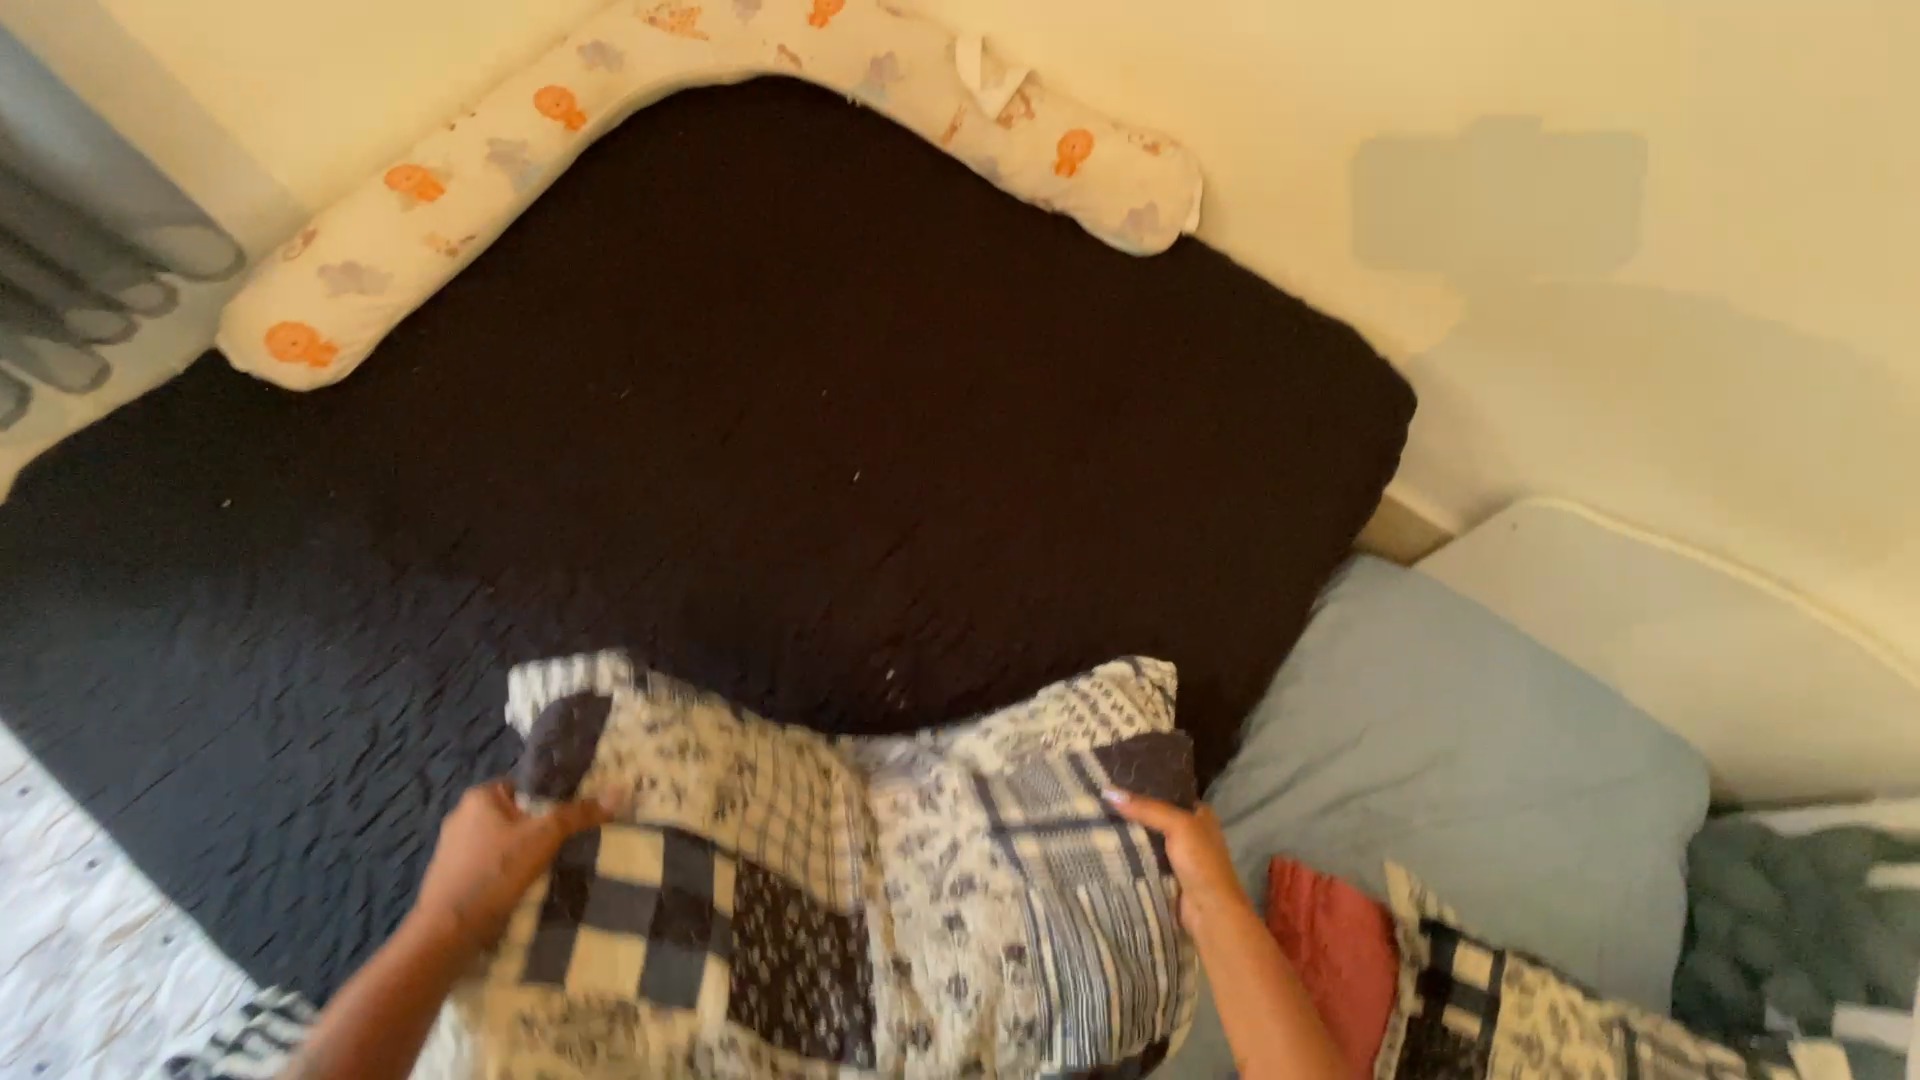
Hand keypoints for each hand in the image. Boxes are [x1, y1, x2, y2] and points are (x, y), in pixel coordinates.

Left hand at [409, 779, 615, 952]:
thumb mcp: (546, 836)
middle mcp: (461, 816)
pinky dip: (506, 870)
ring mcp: (452, 848)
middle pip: (516, 814)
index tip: (573, 815)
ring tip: (549, 864)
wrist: (448, 932)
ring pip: (503, 841)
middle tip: (566, 841)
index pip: (526, 785)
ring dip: (523, 851)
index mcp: (480, 797)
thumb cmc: (496, 871)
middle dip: (539, 827)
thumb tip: (618, 791)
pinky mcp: (451, 876)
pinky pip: (490, 863)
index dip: (552, 798)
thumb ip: (579, 813)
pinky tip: (523, 884)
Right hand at [1103, 789, 1251, 932]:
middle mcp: (1189, 831)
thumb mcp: (1177, 826)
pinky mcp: (1165, 874)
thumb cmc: (1201, 862)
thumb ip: (1146, 808)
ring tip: (1094, 817)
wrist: (1209, 912)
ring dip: (1126, 832)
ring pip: (1146, 837)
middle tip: (1098, 799)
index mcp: (1199, 813)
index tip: (1113, 780)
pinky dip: (1128, 853)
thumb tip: (1108, 791)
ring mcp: (1177, 854)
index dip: (1143, 786)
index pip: (1167, 791)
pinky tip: (1104, 843)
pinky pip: (1142, 857)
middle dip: (1130, 810)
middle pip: (1153, 815)